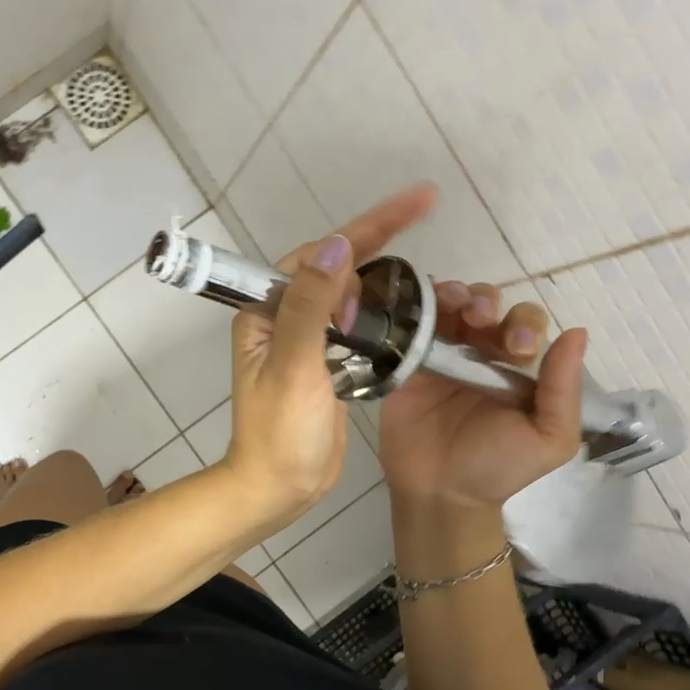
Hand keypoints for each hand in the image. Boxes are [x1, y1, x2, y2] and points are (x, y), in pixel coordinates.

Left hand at [224, 182, 439, 527]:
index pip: (316, 256)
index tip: (419, 202)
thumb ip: (310, 306)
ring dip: (383, 282)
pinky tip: (411, 313)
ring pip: (348, 297)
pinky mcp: (328, 365)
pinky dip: (383, 317)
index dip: (366, 229)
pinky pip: (358, 328)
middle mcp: (283, 321)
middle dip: (377, 247)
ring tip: (423, 277)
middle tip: (424, 222)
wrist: (279, 488)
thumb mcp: (292, 365)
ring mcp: (307, 343)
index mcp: (265, 313)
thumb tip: (335, 247)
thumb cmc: (279, 431)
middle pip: (334, 270)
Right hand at [379, 280, 587, 508]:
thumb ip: (564, 390)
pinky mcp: (408, 365)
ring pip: (451, 306)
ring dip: (457, 295)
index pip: (525, 325)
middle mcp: (480, 356)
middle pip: (487, 306)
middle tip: (479, 321)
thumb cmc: (497, 469)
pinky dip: (420, 304)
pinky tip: (425, 303)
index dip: (524, 324)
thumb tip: (577, 332)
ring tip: (456, 307)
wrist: (441, 493)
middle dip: (487, 303)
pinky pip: (414, 326)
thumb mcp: (550, 438)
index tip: (516, 348)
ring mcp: (441, 357)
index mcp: (518, 369)